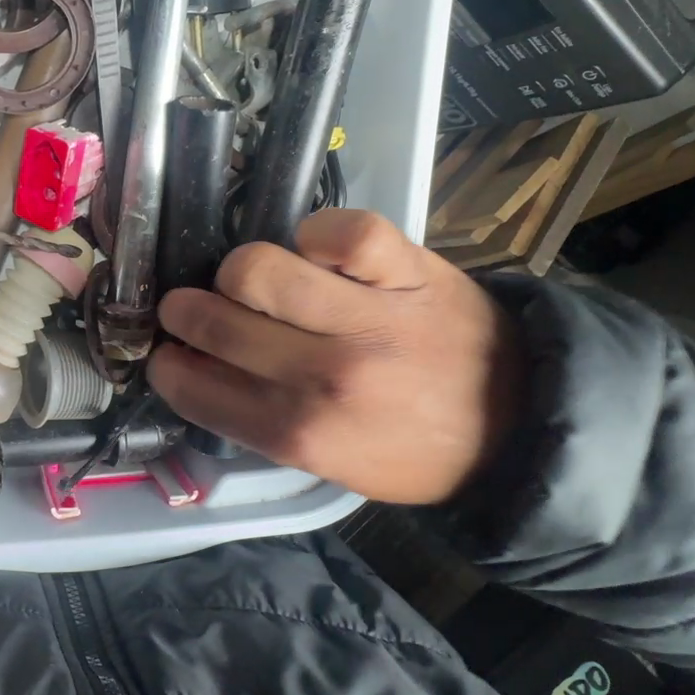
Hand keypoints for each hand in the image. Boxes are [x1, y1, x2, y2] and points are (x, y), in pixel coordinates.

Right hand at [148, 210, 525, 504]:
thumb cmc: (412, 448)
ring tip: (258, 284)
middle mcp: (326, 377)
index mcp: (301, 433)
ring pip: (253, 268)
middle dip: (187, 313)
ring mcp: (370, 319)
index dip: (168, 364)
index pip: (193, 386)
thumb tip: (190, 365)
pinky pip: (337, 231)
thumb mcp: (325, 462)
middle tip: (198, 311)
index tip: (173, 354)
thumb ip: (253, 418)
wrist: (525, 424)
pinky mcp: (409, 270)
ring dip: (241, 274)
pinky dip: (317, 237)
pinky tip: (319, 257)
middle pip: (211, 320)